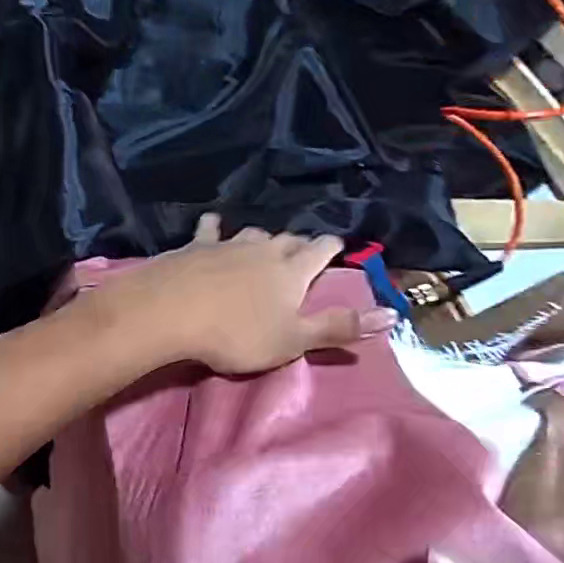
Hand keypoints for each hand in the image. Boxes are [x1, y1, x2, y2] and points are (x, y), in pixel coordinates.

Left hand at [82, 213, 397, 374]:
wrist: (171, 312)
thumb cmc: (236, 334)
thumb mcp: (293, 340)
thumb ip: (338, 327)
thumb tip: (392, 313)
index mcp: (292, 271)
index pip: (320, 252)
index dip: (332, 248)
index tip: (338, 244)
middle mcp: (263, 249)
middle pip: (288, 240)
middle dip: (299, 243)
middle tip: (303, 247)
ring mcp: (227, 244)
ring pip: (253, 233)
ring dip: (262, 236)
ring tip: (266, 240)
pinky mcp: (195, 246)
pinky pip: (209, 230)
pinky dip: (214, 227)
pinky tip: (212, 222)